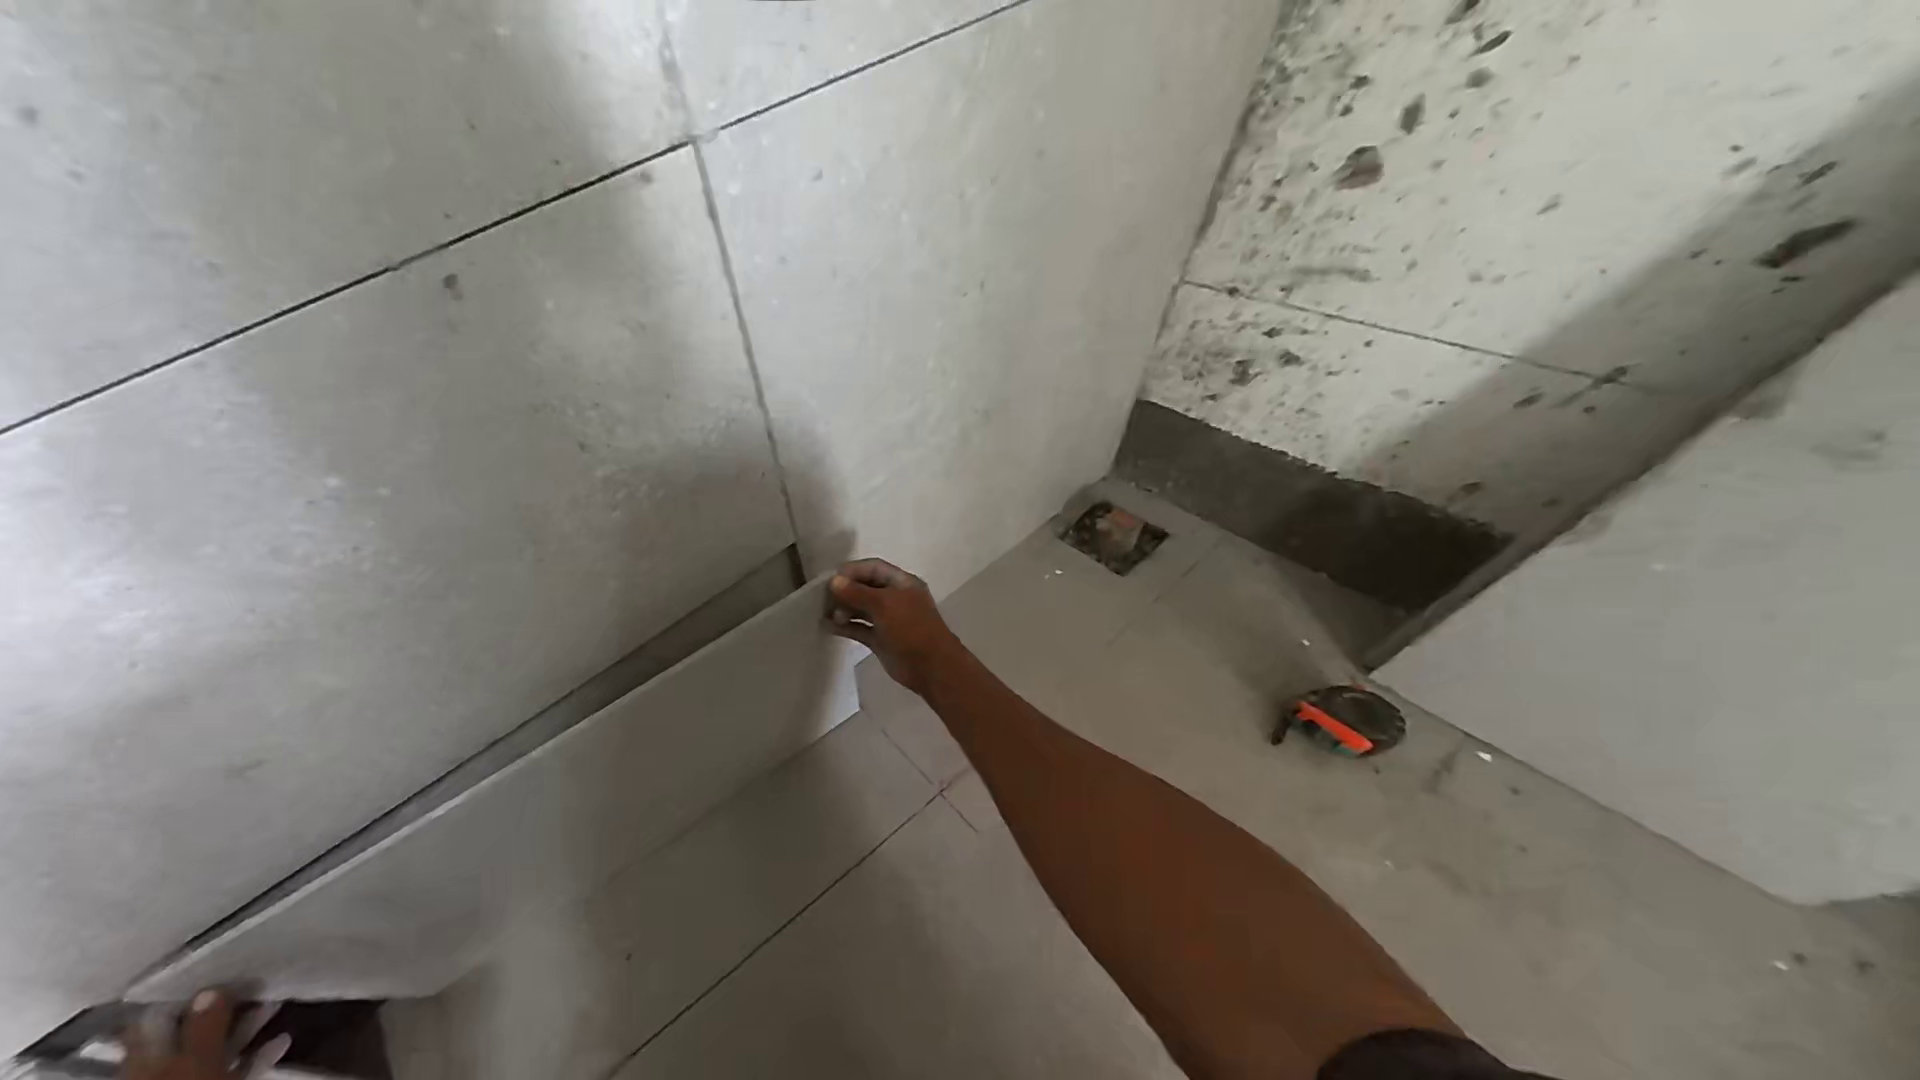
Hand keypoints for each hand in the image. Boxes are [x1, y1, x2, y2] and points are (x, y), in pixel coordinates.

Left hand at [124, 989, 289, 1079]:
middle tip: (258, 979)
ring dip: (245, 1026)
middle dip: (224, 1005)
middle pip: (186, 1032)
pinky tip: (280, 1043)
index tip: (214, 964)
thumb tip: (212, 987)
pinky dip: (254, 1055)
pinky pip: (230, 1070)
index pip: (151, 1018)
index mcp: (145, 1061)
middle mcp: (157, 1071)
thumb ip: (203, 1027)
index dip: (179, 991)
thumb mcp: (195, 1065)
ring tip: (278, 1004)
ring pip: (212, 1050)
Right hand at [827, 559, 963, 696]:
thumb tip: (834, 581)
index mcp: (902, 583)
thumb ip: (858, 592)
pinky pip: (860, 628)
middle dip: (845, 591)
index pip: (873, 568)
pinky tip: (828, 627)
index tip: (830, 579)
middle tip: (824, 599)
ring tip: (826, 615)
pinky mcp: (881, 639)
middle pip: (865, 587)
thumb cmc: (911, 628)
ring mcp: (888, 619)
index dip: (852, 571)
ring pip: (861, 608)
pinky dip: (846, 627)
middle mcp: (895, 598)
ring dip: (843, 609)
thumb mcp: (884, 604)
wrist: (931, 666)